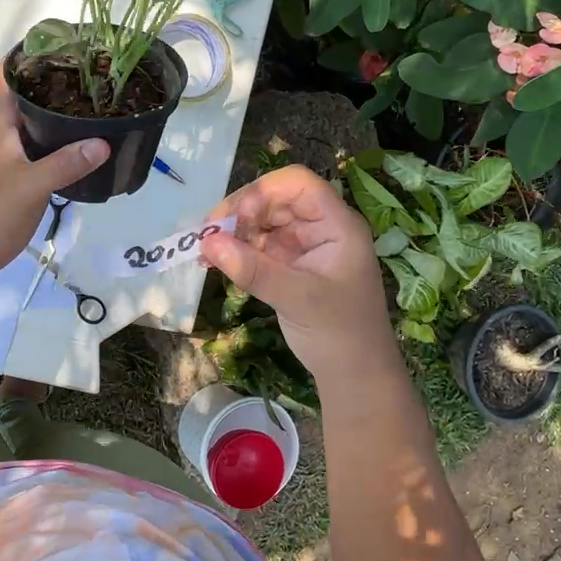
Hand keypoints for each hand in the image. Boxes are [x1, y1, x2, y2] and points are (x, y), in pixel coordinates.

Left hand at [0, 72, 108, 280]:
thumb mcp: (30, 185)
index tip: (56, 41)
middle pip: (28, 98)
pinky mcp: (26, 178)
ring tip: (97, 99)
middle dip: (54, 81)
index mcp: (0, 127)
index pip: (6, 79)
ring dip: (62, 113)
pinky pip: (48, 150)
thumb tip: (104, 142)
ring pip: (40, 125)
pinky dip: (66, 142)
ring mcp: (16, 158)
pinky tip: (90, 143)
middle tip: (92, 70)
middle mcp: (7, 136)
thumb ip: (65, 164)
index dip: (24, 56)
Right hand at [200, 165, 400, 382]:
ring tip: (205, 252)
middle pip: (275, 200)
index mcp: (337, 225)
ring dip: (233, 232)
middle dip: (241, 213)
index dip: (264, 192)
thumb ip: (254, 270)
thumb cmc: (340, 333)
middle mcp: (320, 229)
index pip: (299, 184)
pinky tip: (214, 262)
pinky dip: (236, 251)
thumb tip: (207, 243)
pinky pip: (258, 246)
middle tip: (208, 236)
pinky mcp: (289, 266)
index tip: (236, 217)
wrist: (355, 375)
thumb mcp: (298, 299)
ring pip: (262, 222)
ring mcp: (304, 247)